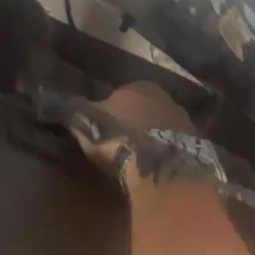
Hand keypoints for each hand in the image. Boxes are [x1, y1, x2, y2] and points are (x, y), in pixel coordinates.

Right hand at [70, 81, 198, 190]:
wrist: (162, 167)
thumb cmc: (120, 138)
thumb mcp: (87, 122)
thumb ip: (75, 111)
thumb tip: (57, 102)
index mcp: (139, 86)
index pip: (120, 95)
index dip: (109, 113)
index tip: (101, 131)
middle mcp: (166, 97)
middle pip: (143, 110)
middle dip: (132, 124)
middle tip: (118, 146)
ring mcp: (185, 121)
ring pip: (160, 127)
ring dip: (150, 139)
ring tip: (137, 161)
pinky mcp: (198, 146)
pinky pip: (173, 146)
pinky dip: (164, 154)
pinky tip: (155, 168)